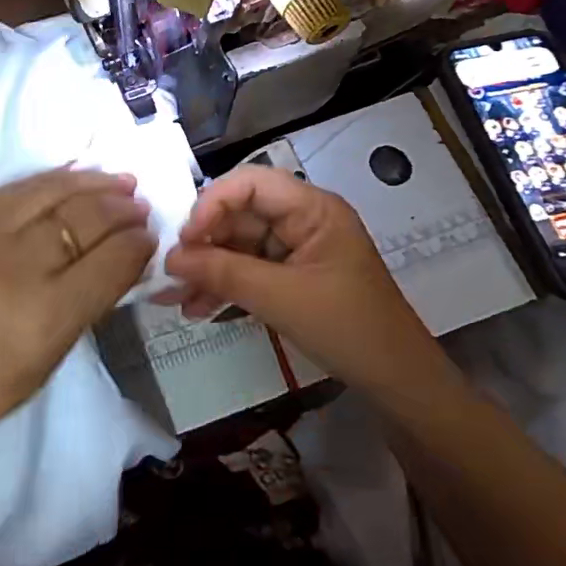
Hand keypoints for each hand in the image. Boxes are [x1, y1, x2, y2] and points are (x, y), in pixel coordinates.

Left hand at [0, 169, 156, 452]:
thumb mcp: (57, 350)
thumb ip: (96, 298)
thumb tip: (131, 254)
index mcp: (46, 315)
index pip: (108, 261)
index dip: (137, 243)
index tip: (151, 235)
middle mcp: (16, 268)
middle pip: (83, 219)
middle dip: (120, 209)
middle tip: (141, 206)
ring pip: (51, 192)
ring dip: (93, 183)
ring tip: (121, 182)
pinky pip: (17, 187)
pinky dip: (53, 179)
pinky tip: (76, 176)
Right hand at [161, 166, 452, 392]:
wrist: (396, 382)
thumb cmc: (348, 329)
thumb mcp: (281, 299)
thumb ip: (224, 273)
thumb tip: (170, 259)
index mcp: (312, 208)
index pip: (249, 183)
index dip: (212, 204)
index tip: (185, 240)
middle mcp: (302, 219)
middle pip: (239, 214)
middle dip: (202, 244)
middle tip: (168, 272)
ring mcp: (295, 247)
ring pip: (237, 244)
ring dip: (206, 269)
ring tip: (173, 297)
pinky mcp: (290, 275)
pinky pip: (247, 269)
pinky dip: (223, 286)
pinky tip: (196, 308)